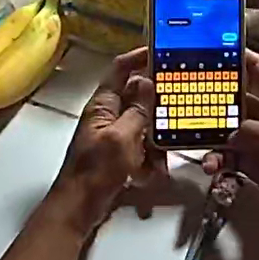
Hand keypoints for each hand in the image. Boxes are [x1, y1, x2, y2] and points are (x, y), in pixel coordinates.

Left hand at [48, 48, 162, 235]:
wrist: (79, 208)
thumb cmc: (97, 170)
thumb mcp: (122, 137)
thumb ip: (138, 109)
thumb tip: (147, 81)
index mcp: (103, 104)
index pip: (121, 69)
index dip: (139, 57)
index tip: (162, 51)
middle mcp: (108, 114)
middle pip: (139, 98)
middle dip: (158, 106)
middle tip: (179, 105)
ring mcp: (114, 135)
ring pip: (144, 125)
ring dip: (156, 139)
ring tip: (162, 156)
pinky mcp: (120, 155)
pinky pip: (142, 148)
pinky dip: (150, 159)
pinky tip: (154, 173)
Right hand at [204, 50, 258, 212]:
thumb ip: (253, 131)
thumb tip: (230, 133)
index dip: (242, 56)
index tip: (220, 47)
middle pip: (236, 99)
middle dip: (217, 97)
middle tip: (195, 96)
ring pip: (228, 129)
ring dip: (213, 134)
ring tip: (200, 140)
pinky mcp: (253, 162)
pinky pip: (228, 155)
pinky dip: (217, 159)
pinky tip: (211, 164)